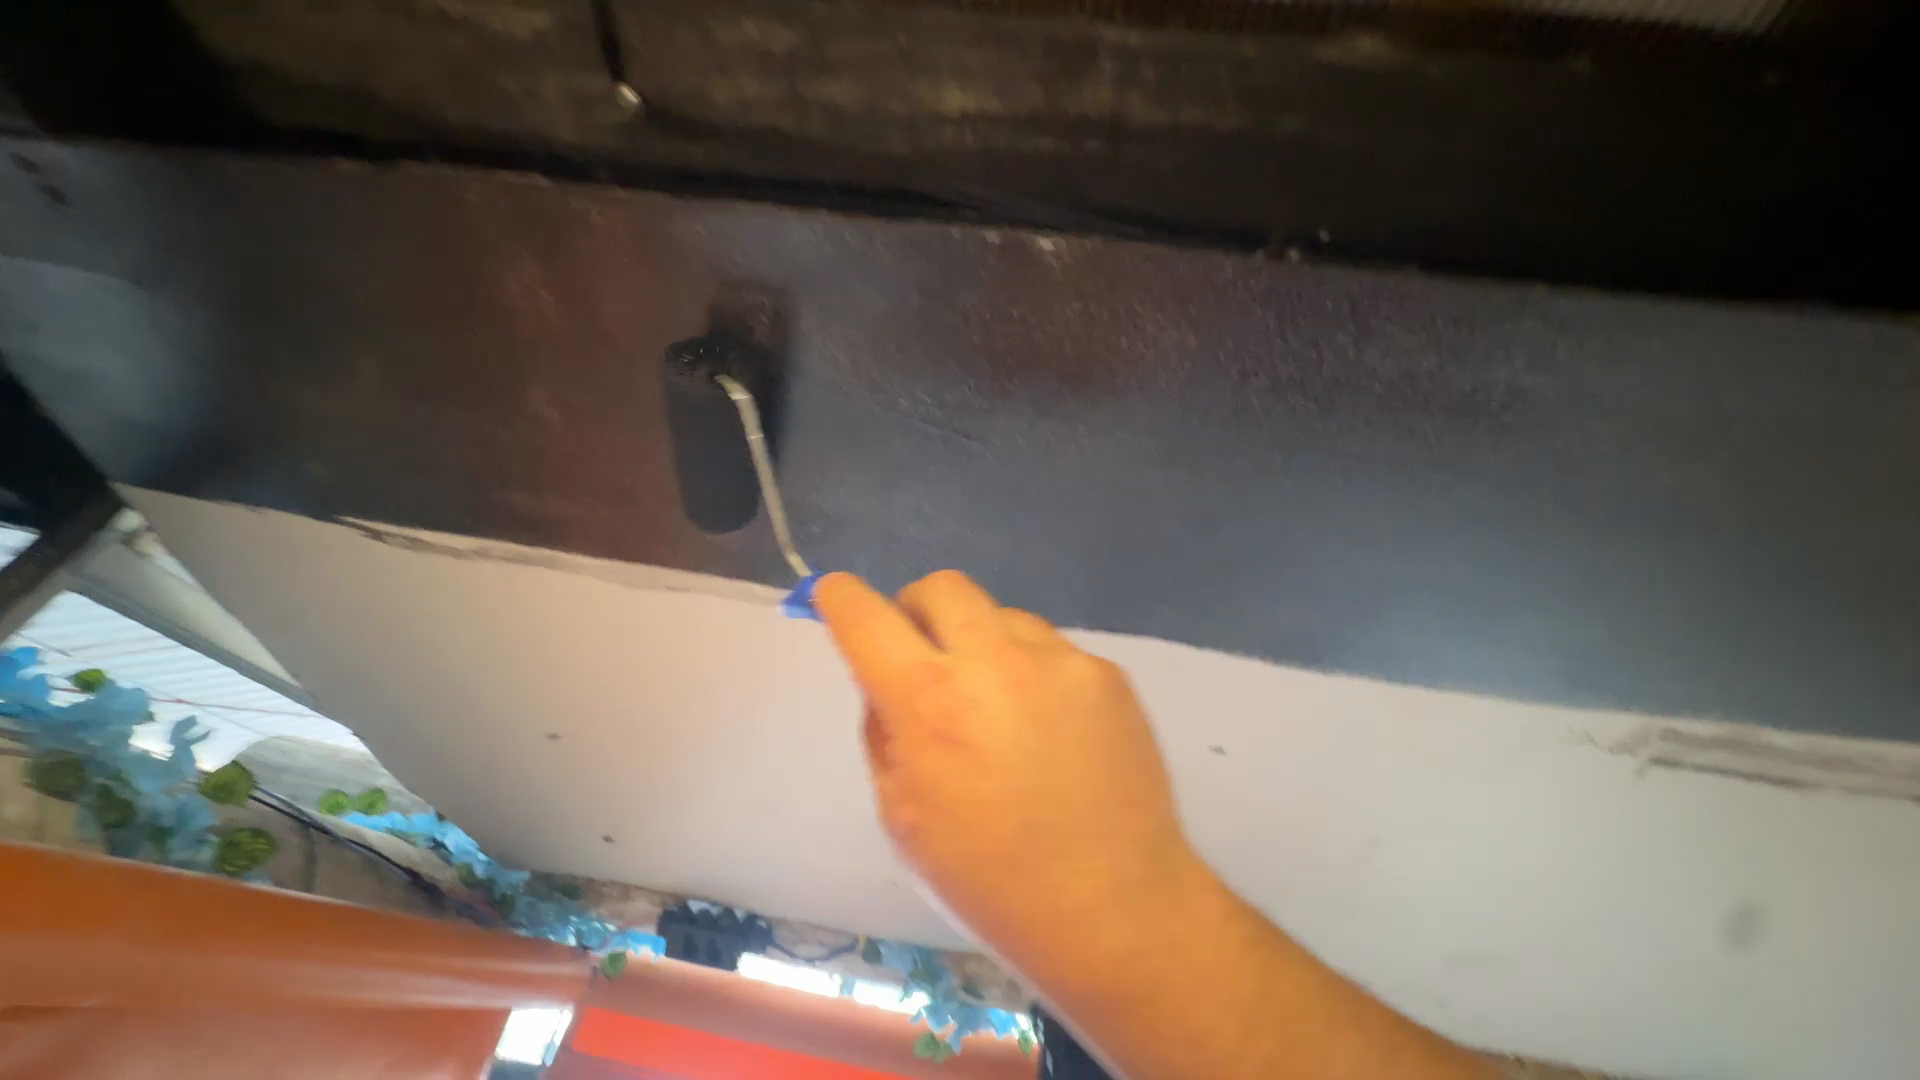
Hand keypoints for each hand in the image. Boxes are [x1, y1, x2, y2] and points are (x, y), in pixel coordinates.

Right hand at [814, 570, 1201, 962]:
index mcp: (929, 701)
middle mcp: (994, 662)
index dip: (840, 598)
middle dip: (916, 609)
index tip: (834, 594)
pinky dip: (1032, 673)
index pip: (866, 618)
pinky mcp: (1106, 674)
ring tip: (998, 707)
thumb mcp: (902, 816)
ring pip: (1001, 616)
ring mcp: (1059, 661)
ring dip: (981, 644)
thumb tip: (886, 684)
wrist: (1113, 907)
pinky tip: (1050, 730)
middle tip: (922, 653)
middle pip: (941, 587)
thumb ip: (884, 731)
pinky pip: (1051, 651)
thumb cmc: (989, 879)